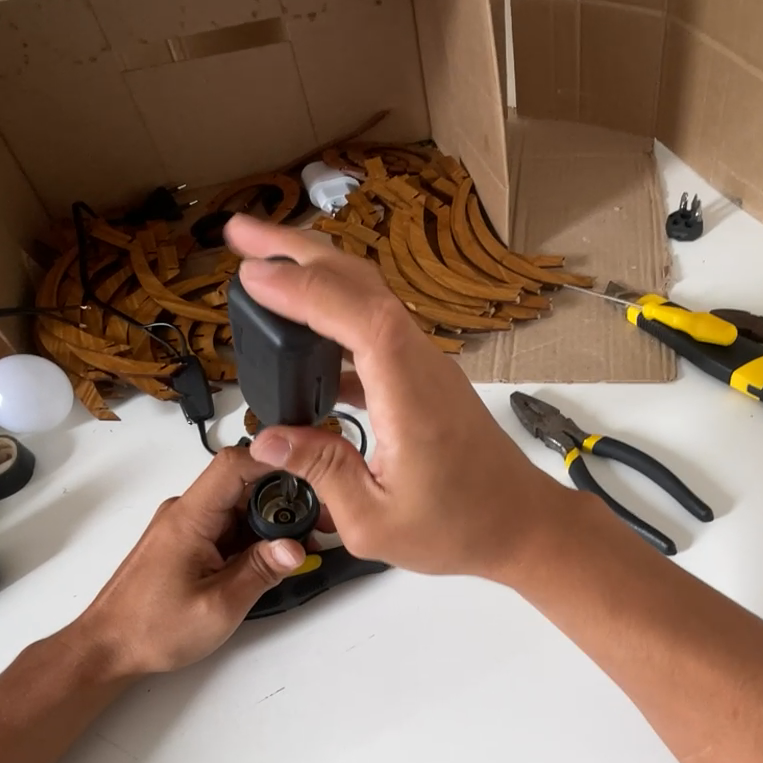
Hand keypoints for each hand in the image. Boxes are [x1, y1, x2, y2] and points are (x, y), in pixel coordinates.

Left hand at [52, 447, 306, 678]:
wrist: (107, 649)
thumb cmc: (151, 630)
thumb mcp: (218, 607)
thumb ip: (260, 572)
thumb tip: (295, 547)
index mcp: (190, 518)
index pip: (234, 465)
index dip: (274, 462)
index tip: (310, 475)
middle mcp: (187, 513)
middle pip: (244, 484)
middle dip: (284, 499)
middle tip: (318, 523)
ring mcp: (188, 527)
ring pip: (241, 507)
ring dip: (273, 523)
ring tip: (302, 547)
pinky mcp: (190, 542)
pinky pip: (230, 527)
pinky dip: (256, 538)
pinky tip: (275, 559)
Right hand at [224, 214, 574, 578]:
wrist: (520, 522)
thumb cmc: (462, 527)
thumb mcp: (375, 521)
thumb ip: (321, 472)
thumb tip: (268, 439)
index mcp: (412, 399)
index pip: (361, 320)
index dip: (307, 289)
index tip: (252, 273)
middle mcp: (423, 368)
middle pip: (364, 287)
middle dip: (300, 252)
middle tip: (241, 234)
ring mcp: (427, 367)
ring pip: (370, 300)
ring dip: (317, 275)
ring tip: (261, 269)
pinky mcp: (425, 378)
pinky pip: (377, 330)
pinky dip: (336, 315)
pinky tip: (301, 335)